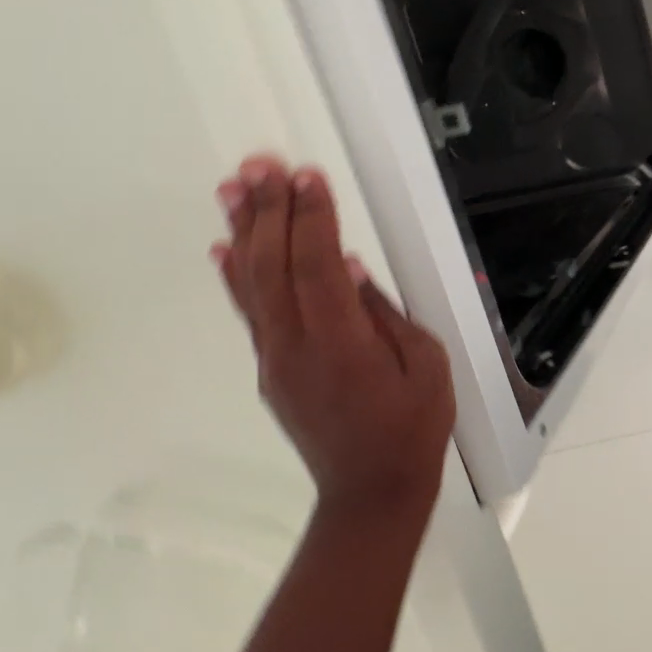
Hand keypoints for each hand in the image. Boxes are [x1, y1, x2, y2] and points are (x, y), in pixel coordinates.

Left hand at [211, 156, 454, 519]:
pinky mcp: (272, 369)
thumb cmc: (414, 423)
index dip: (311, 217)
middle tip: (260, 165)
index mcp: (340, 341)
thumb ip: (382, 313)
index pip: (316, 266)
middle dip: (267, 211)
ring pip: (252, 285)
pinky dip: (237, 276)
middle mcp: (294, 344)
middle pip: (272, 267)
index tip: (307, 176)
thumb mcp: (424, 362)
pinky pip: (251, 312)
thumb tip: (347, 269)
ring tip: (233, 189)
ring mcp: (275, 358)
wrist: (372, 486)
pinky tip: (227, 248)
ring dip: (245, 232)